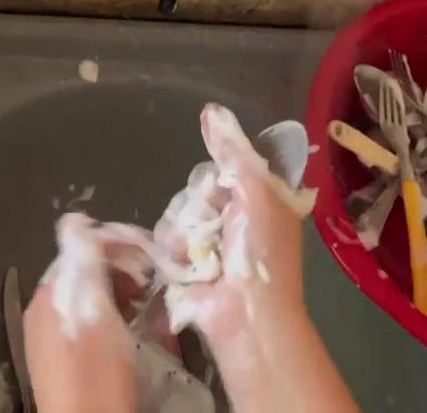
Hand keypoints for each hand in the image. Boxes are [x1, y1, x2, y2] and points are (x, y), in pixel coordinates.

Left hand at [23, 213, 136, 412]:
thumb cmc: (96, 374)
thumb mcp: (95, 310)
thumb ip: (83, 259)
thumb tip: (74, 217)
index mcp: (49, 292)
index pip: (83, 246)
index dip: (119, 244)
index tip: (151, 254)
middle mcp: (43, 308)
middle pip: (85, 270)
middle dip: (120, 268)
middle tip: (150, 282)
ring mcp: (48, 336)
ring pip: (87, 295)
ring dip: (117, 291)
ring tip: (143, 305)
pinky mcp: (59, 360)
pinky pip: (86, 320)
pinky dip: (110, 315)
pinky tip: (127, 330)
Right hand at [160, 105, 360, 412]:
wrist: (247, 316)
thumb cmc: (262, 252)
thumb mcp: (256, 190)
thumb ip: (231, 149)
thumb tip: (209, 109)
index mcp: (259, 195)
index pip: (225, 161)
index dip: (223, 173)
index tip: (229, 187)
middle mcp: (233, 212)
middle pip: (197, 181)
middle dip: (203, 201)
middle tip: (221, 224)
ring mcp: (206, 236)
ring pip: (177, 206)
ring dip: (189, 228)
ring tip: (206, 252)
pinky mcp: (182, 258)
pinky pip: (164, 233)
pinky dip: (176, 249)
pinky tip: (191, 265)